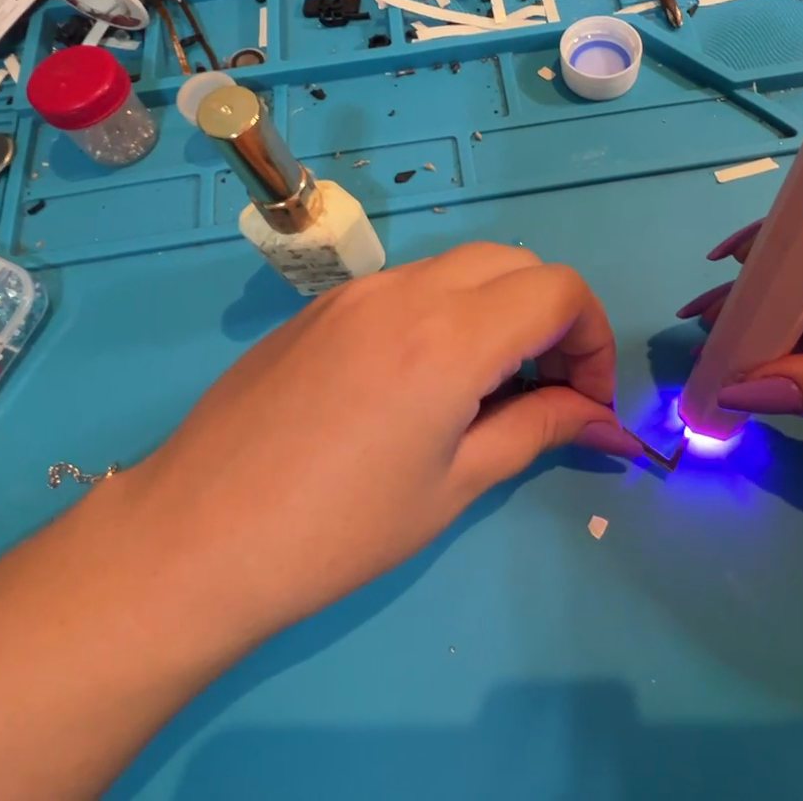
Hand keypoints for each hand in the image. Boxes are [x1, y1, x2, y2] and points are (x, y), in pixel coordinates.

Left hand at [125, 244, 642, 636]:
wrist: (193, 539)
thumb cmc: (337, 530)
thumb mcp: (455, 485)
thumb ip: (540, 431)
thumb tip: (608, 425)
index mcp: (448, 337)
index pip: (559, 291)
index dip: (594, 340)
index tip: (588, 403)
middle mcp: (406, 291)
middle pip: (517, 264)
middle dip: (554, 318)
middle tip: (549, 392)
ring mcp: (357, 292)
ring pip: (463, 268)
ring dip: (501, 311)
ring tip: (489, 390)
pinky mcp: (323, 308)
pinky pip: (412, 286)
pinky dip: (449, 314)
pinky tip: (425, 381)